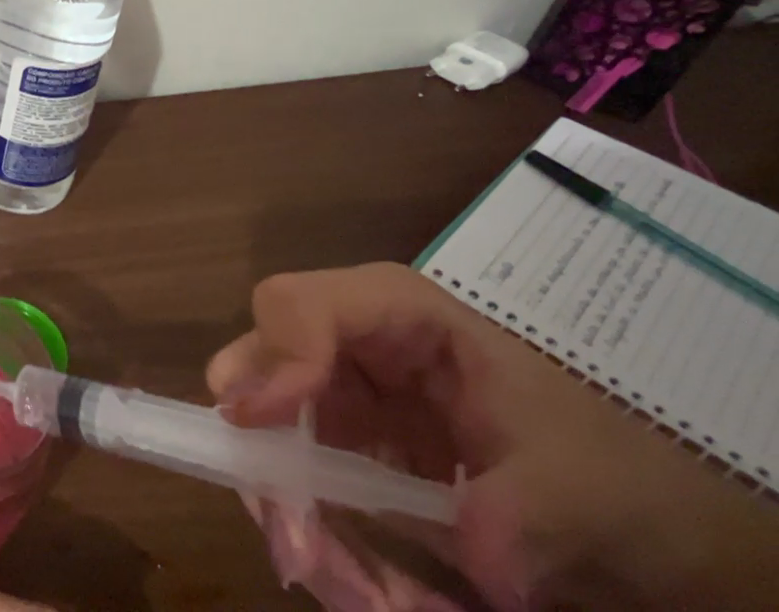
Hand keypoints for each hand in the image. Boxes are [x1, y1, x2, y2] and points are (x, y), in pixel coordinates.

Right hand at [208, 262, 778, 609]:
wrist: (629, 517)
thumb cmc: (608, 477)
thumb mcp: (575, 493)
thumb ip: (518, 515)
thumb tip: (469, 554)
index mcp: (404, 318)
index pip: (302, 306)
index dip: (273, 357)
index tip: (257, 425)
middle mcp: (351, 344)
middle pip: (258, 363)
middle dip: (262, 443)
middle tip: (284, 525)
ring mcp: (337, 392)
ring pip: (263, 426)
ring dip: (284, 500)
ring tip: (340, 579)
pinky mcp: (336, 440)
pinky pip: (289, 473)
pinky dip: (306, 524)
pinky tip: (348, 573)